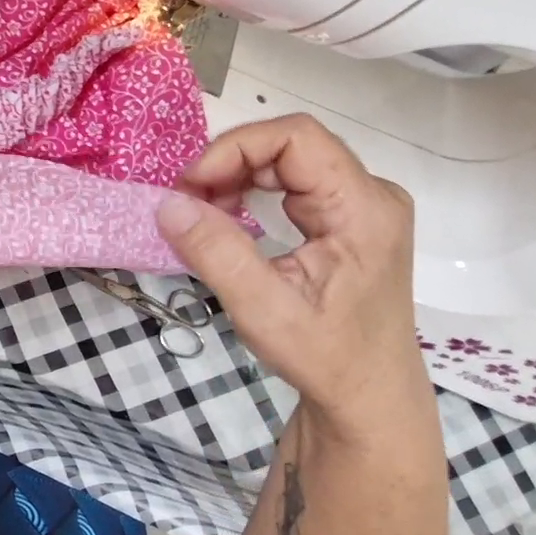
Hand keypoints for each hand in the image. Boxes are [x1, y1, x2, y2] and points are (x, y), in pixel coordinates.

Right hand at [154, 114, 427, 424]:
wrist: (367, 396)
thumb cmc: (323, 355)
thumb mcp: (261, 308)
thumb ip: (216, 251)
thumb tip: (166, 203)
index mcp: (363, 209)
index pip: (295, 138)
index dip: (233, 149)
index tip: (189, 188)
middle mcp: (369, 195)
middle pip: (288, 145)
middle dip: (226, 165)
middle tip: (185, 204)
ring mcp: (359, 205)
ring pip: (284, 160)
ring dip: (232, 178)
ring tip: (201, 215)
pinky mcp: (343, 219)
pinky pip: (288, 182)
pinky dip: (246, 193)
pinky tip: (225, 221)